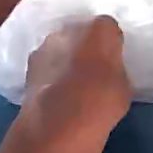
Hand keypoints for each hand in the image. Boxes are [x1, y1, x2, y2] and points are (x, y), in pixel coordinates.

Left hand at [20, 16, 130, 140]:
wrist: (58, 123)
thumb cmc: (100, 101)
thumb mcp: (124, 88)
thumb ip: (115, 71)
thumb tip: (107, 73)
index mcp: (100, 29)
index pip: (109, 29)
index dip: (111, 46)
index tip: (112, 62)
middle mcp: (70, 29)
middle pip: (81, 34)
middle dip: (86, 48)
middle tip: (92, 72)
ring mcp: (45, 45)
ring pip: (60, 47)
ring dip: (65, 59)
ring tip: (71, 84)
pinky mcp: (29, 65)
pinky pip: (46, 64)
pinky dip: (50, 73)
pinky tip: (55, 92)